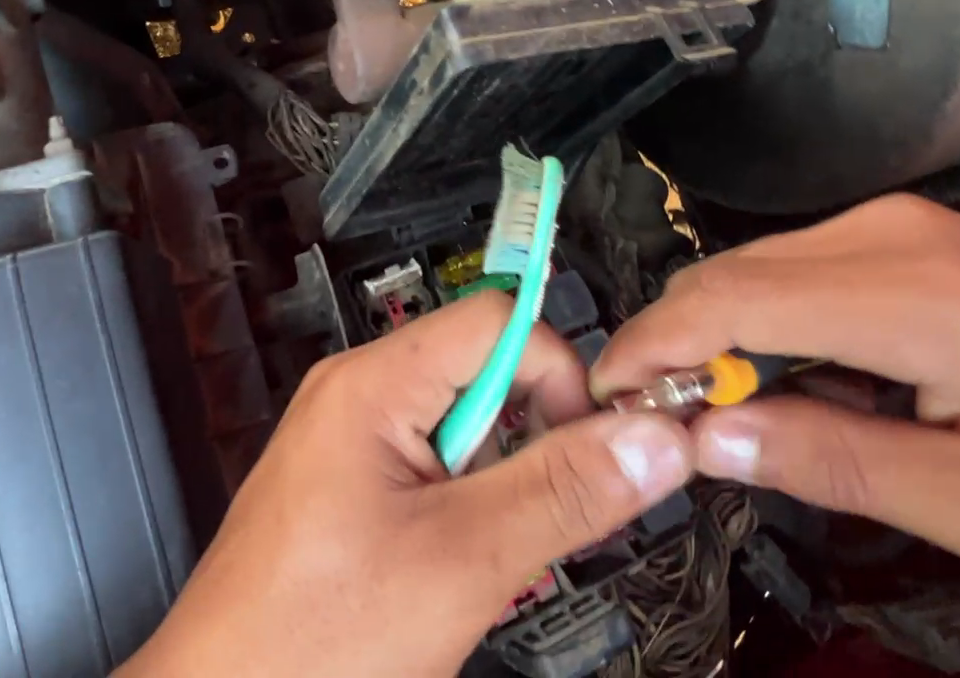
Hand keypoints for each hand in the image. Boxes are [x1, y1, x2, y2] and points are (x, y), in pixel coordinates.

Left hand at [120, 293, 692, 676]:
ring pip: (465, 419)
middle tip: (538, 514)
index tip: (596, 444)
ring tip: (484, 548)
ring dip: (500, 476)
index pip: (497, 321)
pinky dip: (467, 497)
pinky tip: (456, 555)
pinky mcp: (351, 476)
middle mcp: (356, 392)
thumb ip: (562, 492)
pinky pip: (434, 456)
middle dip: (531, 435)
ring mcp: (350, 434)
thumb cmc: (312, 639)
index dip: (560, 372)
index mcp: (371, 383)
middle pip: (484, 367)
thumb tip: (647, 439)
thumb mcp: (461, 562)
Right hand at [592, 195, 959, 588]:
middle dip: (673, 345)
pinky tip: (790, 375)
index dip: (653, 346)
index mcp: (914, 299)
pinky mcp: (898, 229)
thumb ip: (839, 467)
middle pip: (723, 277)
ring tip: (725, 409)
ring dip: (713, 335)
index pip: (730, 302)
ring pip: (746, 269)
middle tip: (661, 421)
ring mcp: (890, 222)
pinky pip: (786, 268)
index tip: (608, 396)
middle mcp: (884, 234)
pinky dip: (756, 320)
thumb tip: (705, 438)